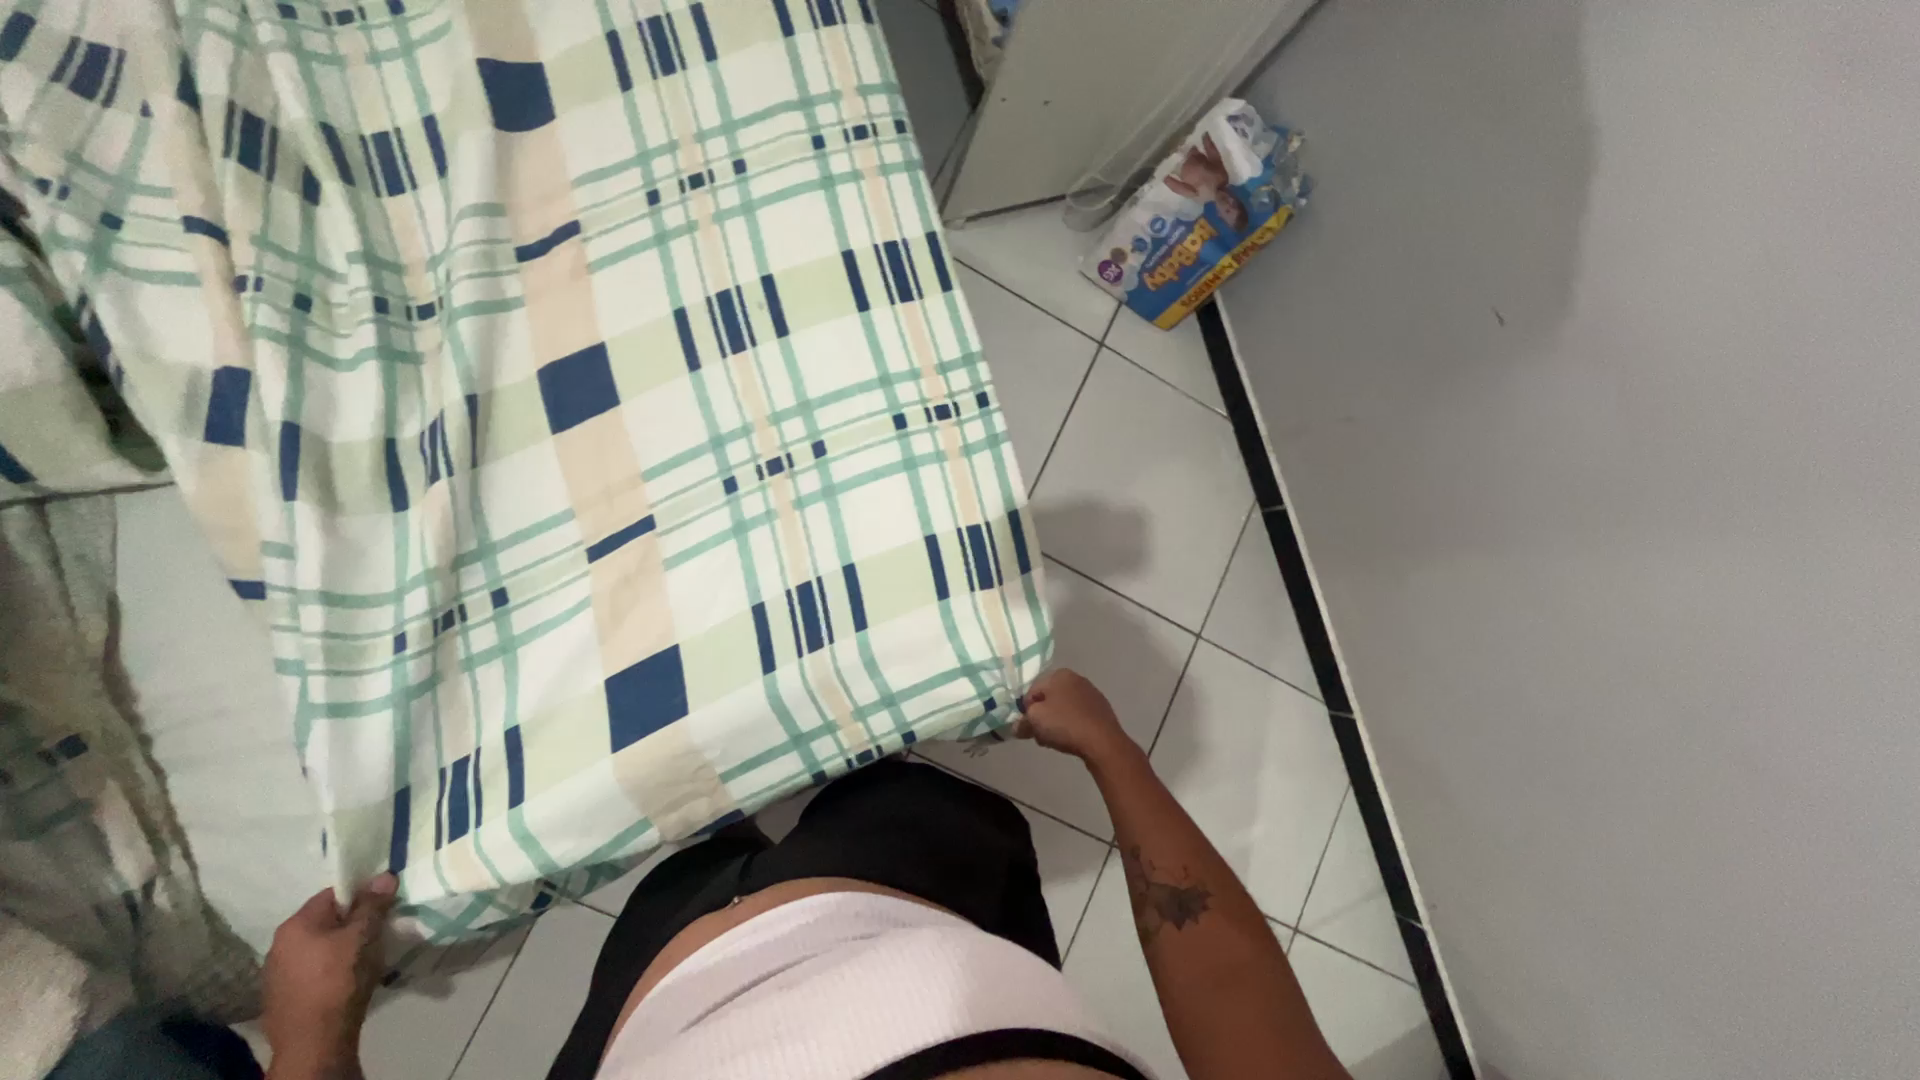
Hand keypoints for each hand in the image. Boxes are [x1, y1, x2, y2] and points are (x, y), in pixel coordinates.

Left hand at [262, 875, 396, 1077]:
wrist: (313, 1041)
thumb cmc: (339, 978)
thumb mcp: (364, 936)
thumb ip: (373, 904)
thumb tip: (384, 875)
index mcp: (295, 925)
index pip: (332, 894)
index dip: (361, 896)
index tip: (382, 905)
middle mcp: (278, 945)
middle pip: (324, 921)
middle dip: (352, 923)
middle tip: (378, 931)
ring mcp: (275, 974)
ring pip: (317, 947)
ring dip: (340, 947)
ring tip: (365, 957)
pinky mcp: (281, 997)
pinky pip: (311, 970)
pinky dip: (329, 969)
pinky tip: (346, 980)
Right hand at [1014, 668, 1136, 763]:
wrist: (1102, 741)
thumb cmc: (1064, 724)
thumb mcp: (1034, 721)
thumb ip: (1022, 722)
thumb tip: (1018, 727)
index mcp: (1059, 674)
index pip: (1032, 692)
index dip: (1026, 711)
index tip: (1028, 728)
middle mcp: (1076, 678)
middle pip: (1048, 699)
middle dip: (1042, 717)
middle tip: (1041, 735)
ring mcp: (1091, 693)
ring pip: (1063, 708)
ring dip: (1056, 722)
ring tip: (1056, 740)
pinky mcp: (1101, 709)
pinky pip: (1078, 715)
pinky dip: (1071, 725)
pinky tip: (1072, 739)